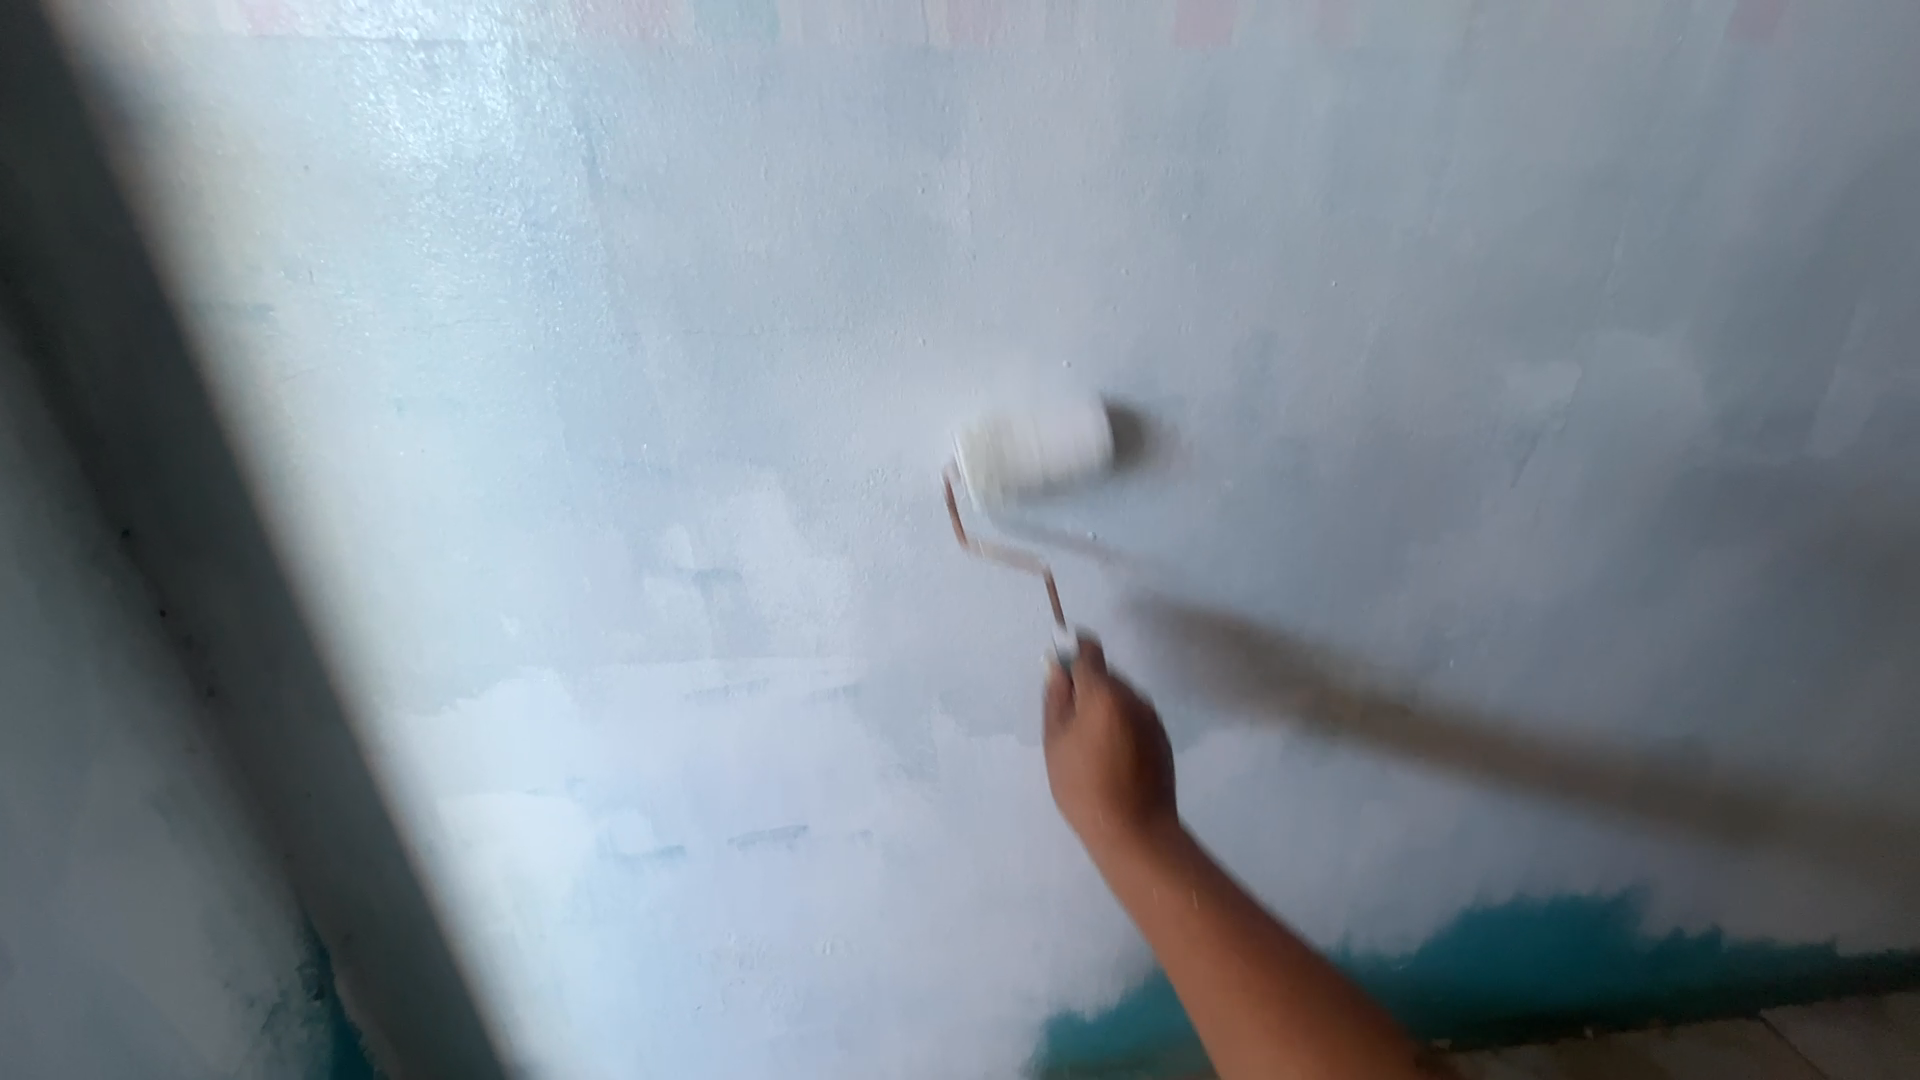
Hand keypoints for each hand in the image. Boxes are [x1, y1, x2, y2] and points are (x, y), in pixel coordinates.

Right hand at [1043, 636, 1176, 850]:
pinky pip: (1134, 717)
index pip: (1088, 651)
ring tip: (1091, 748)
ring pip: (1120, 697)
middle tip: (1069, 726)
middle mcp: (1133, 696)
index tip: (1060, 672)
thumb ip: (1056, 697)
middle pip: (1104, 676)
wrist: (1135, 831)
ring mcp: (1151, 717)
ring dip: (1104, 709)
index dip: (1072, 653)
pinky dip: (1120, 726)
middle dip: (1086, 689)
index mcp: (1104, 693)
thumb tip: (1057, 667)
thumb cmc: (1083, 786)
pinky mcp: (1161, 737)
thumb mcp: (1055, 741)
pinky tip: (1112, 759)